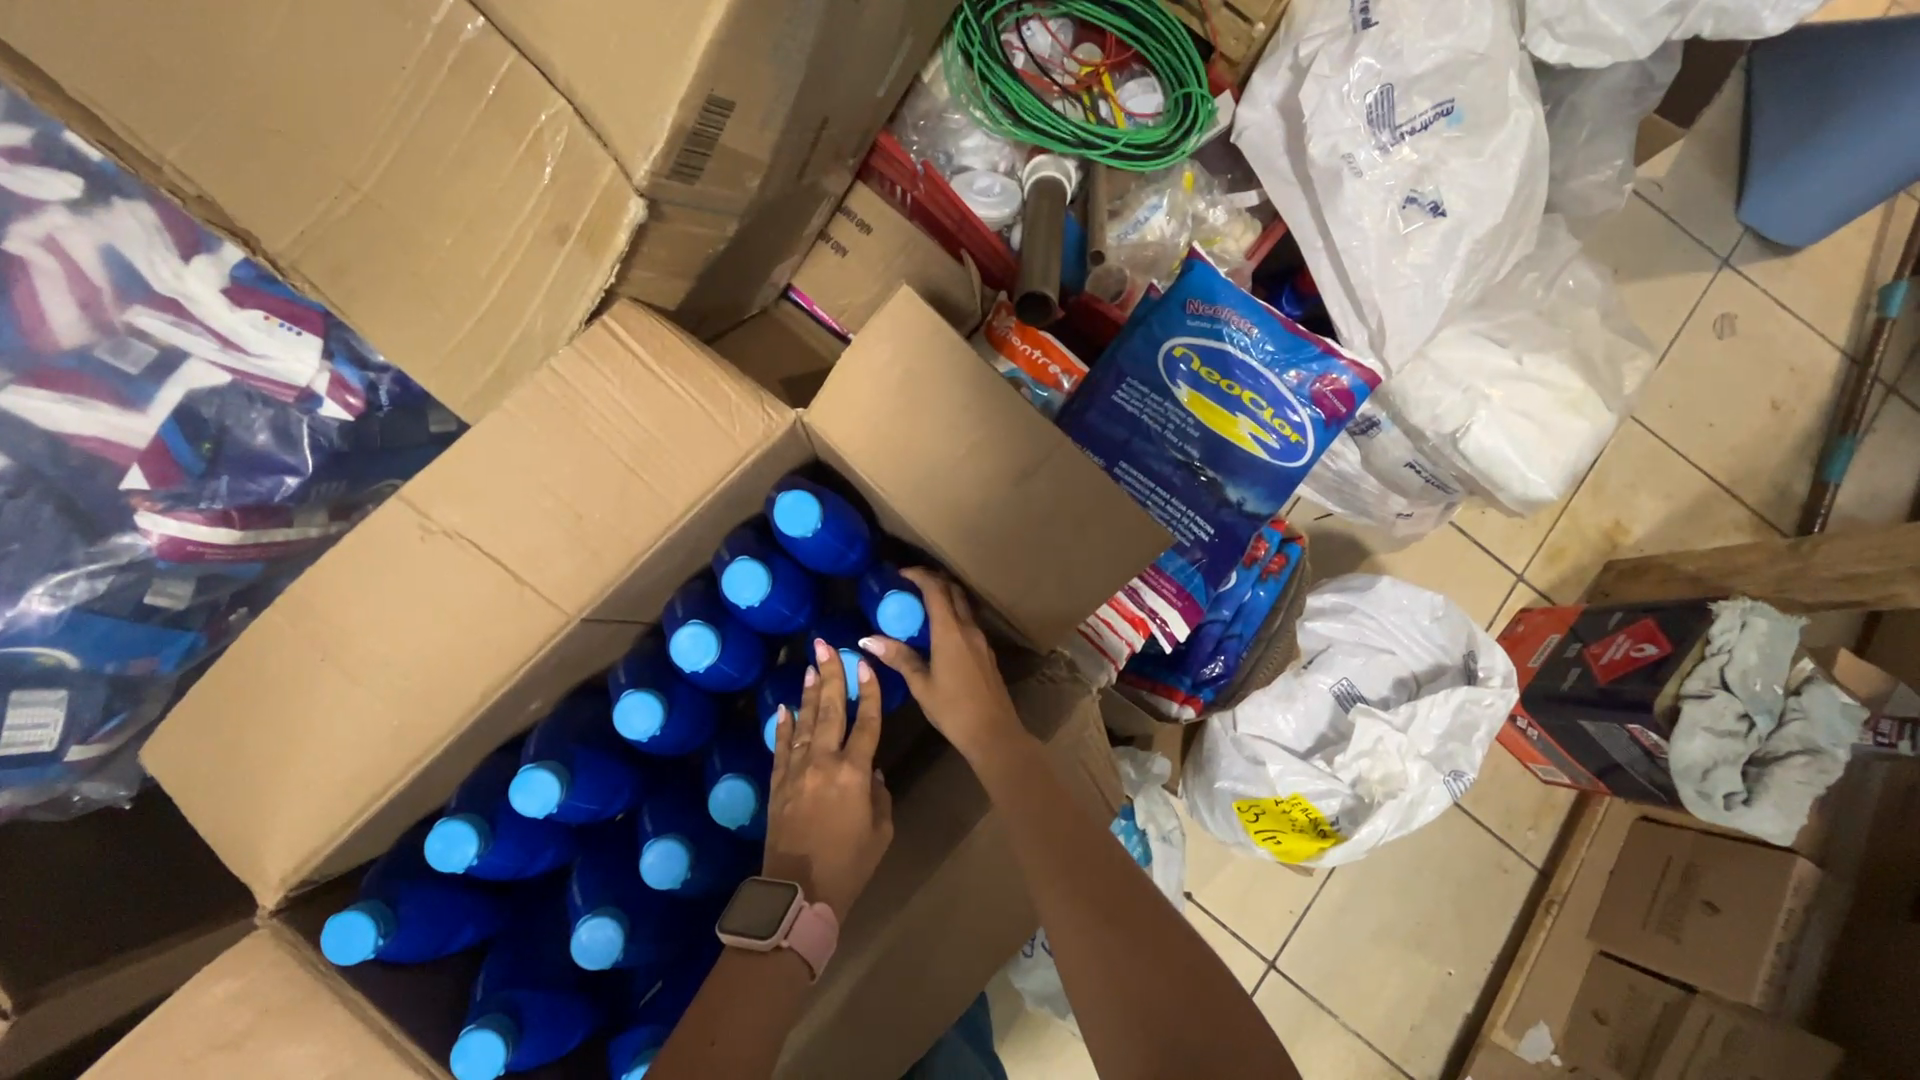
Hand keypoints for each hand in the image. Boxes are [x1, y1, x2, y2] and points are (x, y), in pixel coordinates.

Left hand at [762, 638, 892, 917]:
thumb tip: (871, 774)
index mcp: (855, 773)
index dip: (870, 692)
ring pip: (805, 723)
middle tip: (826, 646)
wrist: (798, 893)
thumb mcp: (880, 832)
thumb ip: (880, 796)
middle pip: (831, 711)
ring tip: (811, 666)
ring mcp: (796, 771)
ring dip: (809, 693)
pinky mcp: (776, 785)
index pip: (867, 722)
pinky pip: (781, 748)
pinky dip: (783, 727)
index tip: (866, 665)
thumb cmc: (849, 866)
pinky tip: (784, 708)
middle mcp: (824, 762)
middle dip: (831, 676)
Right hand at [860, 568, 1026, 762]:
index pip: (935, 590)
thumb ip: (899, 658)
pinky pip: (967, 622)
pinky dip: (952, 616)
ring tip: (920, 606)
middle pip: (953, 591)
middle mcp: (968, 629)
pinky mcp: (985, 652)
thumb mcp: (921, 685)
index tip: (900, 575)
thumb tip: (868, 639)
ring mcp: (980, 640)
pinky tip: (937, 632)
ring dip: (944, 597)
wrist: (994, 733)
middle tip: (909, 586)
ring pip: (963, 606)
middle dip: (932, 581)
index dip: (918, 576)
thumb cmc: (954, 710)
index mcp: (950, 632)